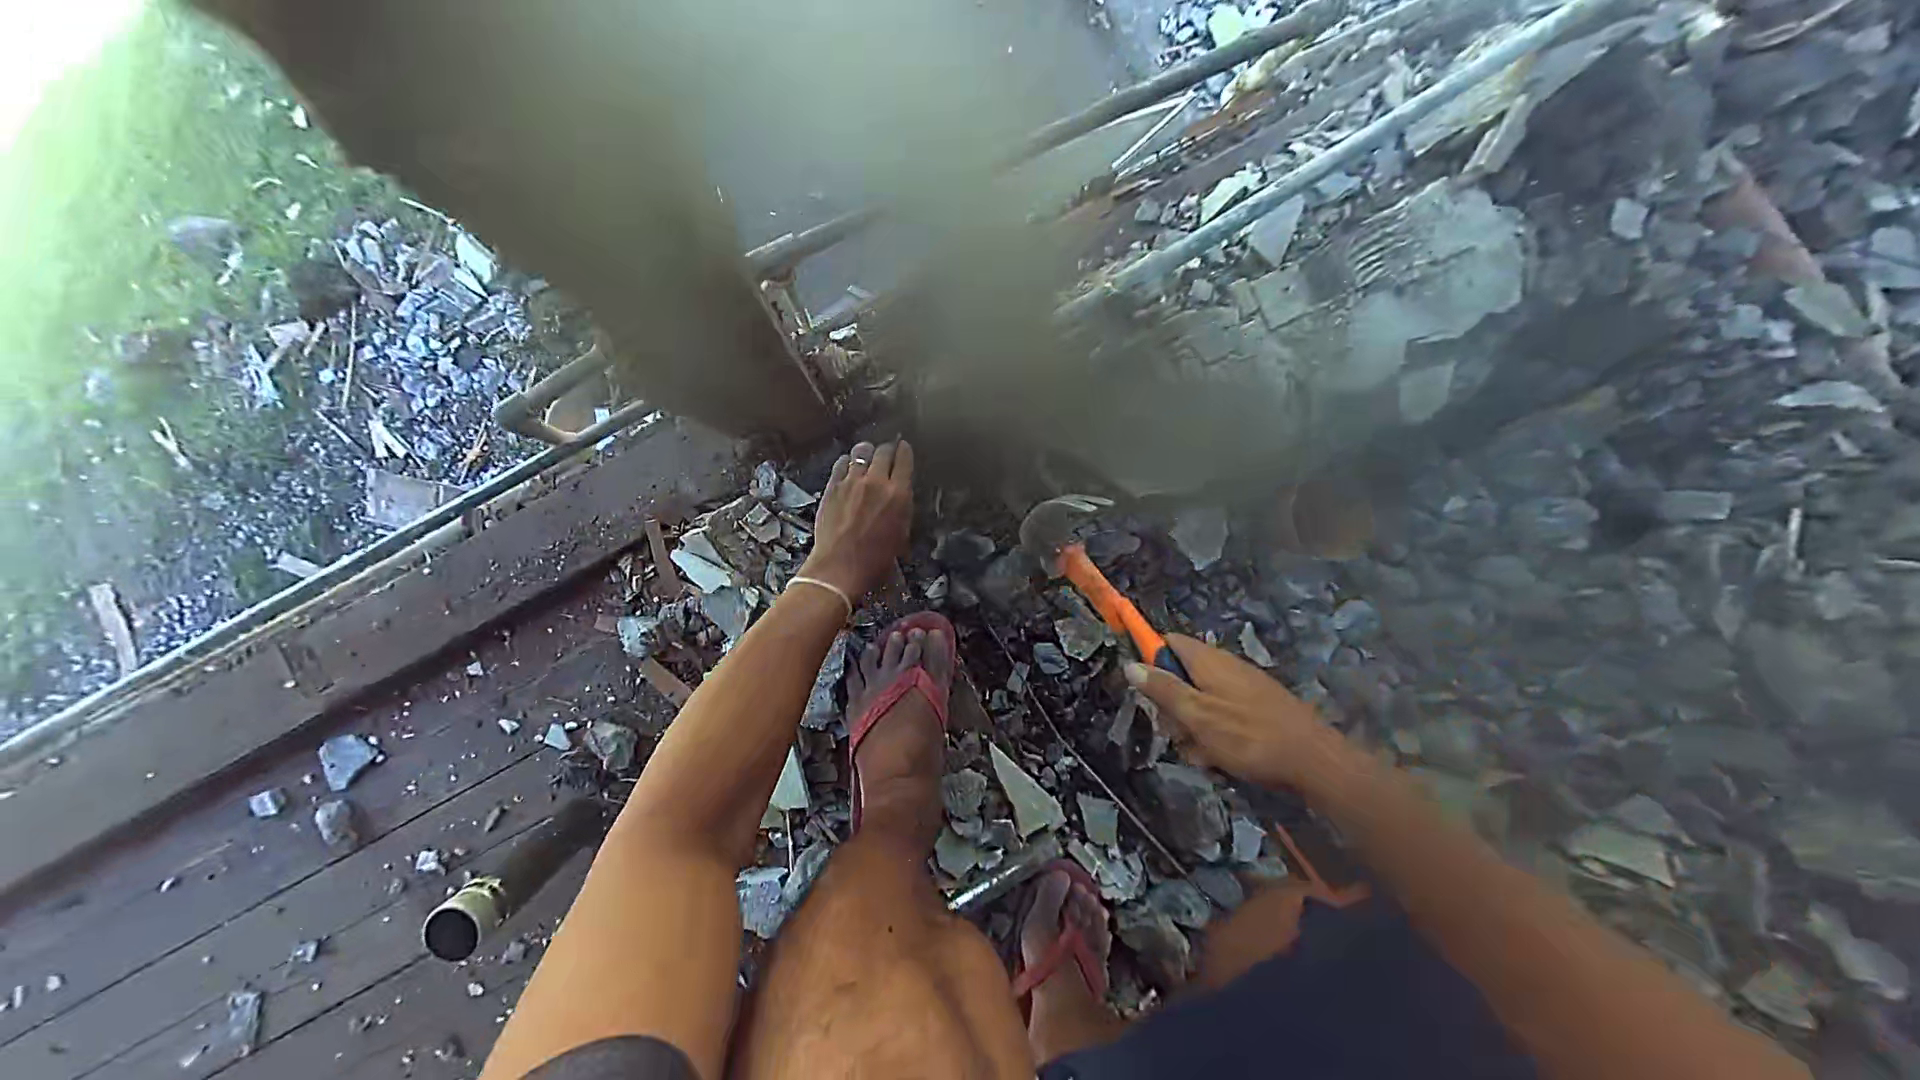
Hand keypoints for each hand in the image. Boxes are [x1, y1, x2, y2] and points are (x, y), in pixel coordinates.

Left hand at [798, 440, 914, 600]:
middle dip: (887, 449)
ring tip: (867, 453)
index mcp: (898, 494)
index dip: (905, 451)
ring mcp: (851, 482)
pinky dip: (847, 462)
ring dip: (867, 451)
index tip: (904, 448)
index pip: (904, 459)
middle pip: (883, 451)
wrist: (840, 568)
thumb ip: (902, 510)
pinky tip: (848, 466)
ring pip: (860, 452)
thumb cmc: (875, 560)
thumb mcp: (901, 535)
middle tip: (887, 451)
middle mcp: (876, 482)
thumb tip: (899, 498)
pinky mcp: (832, 487)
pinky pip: (841, 464)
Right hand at [1125, 635, 1346, 789]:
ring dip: (1194, 727)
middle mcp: (1224, 666)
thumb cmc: (1248, 735)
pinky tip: (1222, 758)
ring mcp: (1243, 687)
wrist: (1314, 761)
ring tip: (1204, 753)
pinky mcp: (1257, 707)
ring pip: (1200, 701)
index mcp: (1206, 659)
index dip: (1150, 658)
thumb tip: (1131, 664)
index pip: (1167, 641)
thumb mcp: (1196, 715)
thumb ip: (1163, 689)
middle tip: (1178, 732)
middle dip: (1172, 706)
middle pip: (1181, 676)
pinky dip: (1216, 734)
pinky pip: (1223, 715)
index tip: (1145, 688)